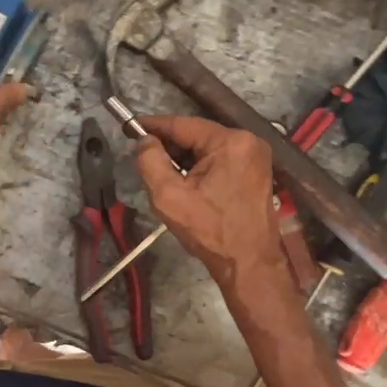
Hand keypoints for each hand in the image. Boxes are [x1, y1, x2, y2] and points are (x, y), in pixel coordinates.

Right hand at [134, 114, 283, 285]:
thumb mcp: (169, 197)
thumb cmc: (209, 230)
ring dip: (183, 158)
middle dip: (169, 146)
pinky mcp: (256, 171)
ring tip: (161, 174)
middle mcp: (248, 141)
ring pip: (207, 148)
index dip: (154, 125)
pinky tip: (184, 182)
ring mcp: (255, 156)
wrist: (248, 262)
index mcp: (230, 142)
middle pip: (196, 135)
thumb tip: (144, 141)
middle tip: (143, 157)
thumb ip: (151, 162)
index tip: (130, 126)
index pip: (183, 124)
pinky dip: (199, 167)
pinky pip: (219, 160)